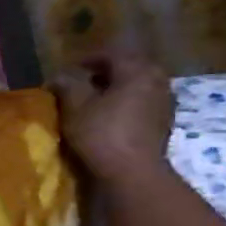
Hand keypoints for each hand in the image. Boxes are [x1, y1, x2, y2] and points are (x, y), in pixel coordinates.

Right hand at [53, 52, 173, 182]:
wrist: (132, 171)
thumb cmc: (101, 133)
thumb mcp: (75, 106)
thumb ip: (68, 85)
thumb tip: (60, 75)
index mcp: (137, 73)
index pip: (114, 55)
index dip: (90, 58)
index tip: (70, 67)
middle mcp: (156, 82)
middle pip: (133, 66)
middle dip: (109, 69)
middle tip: (86, 78)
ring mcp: (164, 102)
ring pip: (141, 83)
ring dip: (120, 85)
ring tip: (97, 96)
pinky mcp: (164, 121)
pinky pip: (146, 99)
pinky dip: (129, 99)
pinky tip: (113, 112)